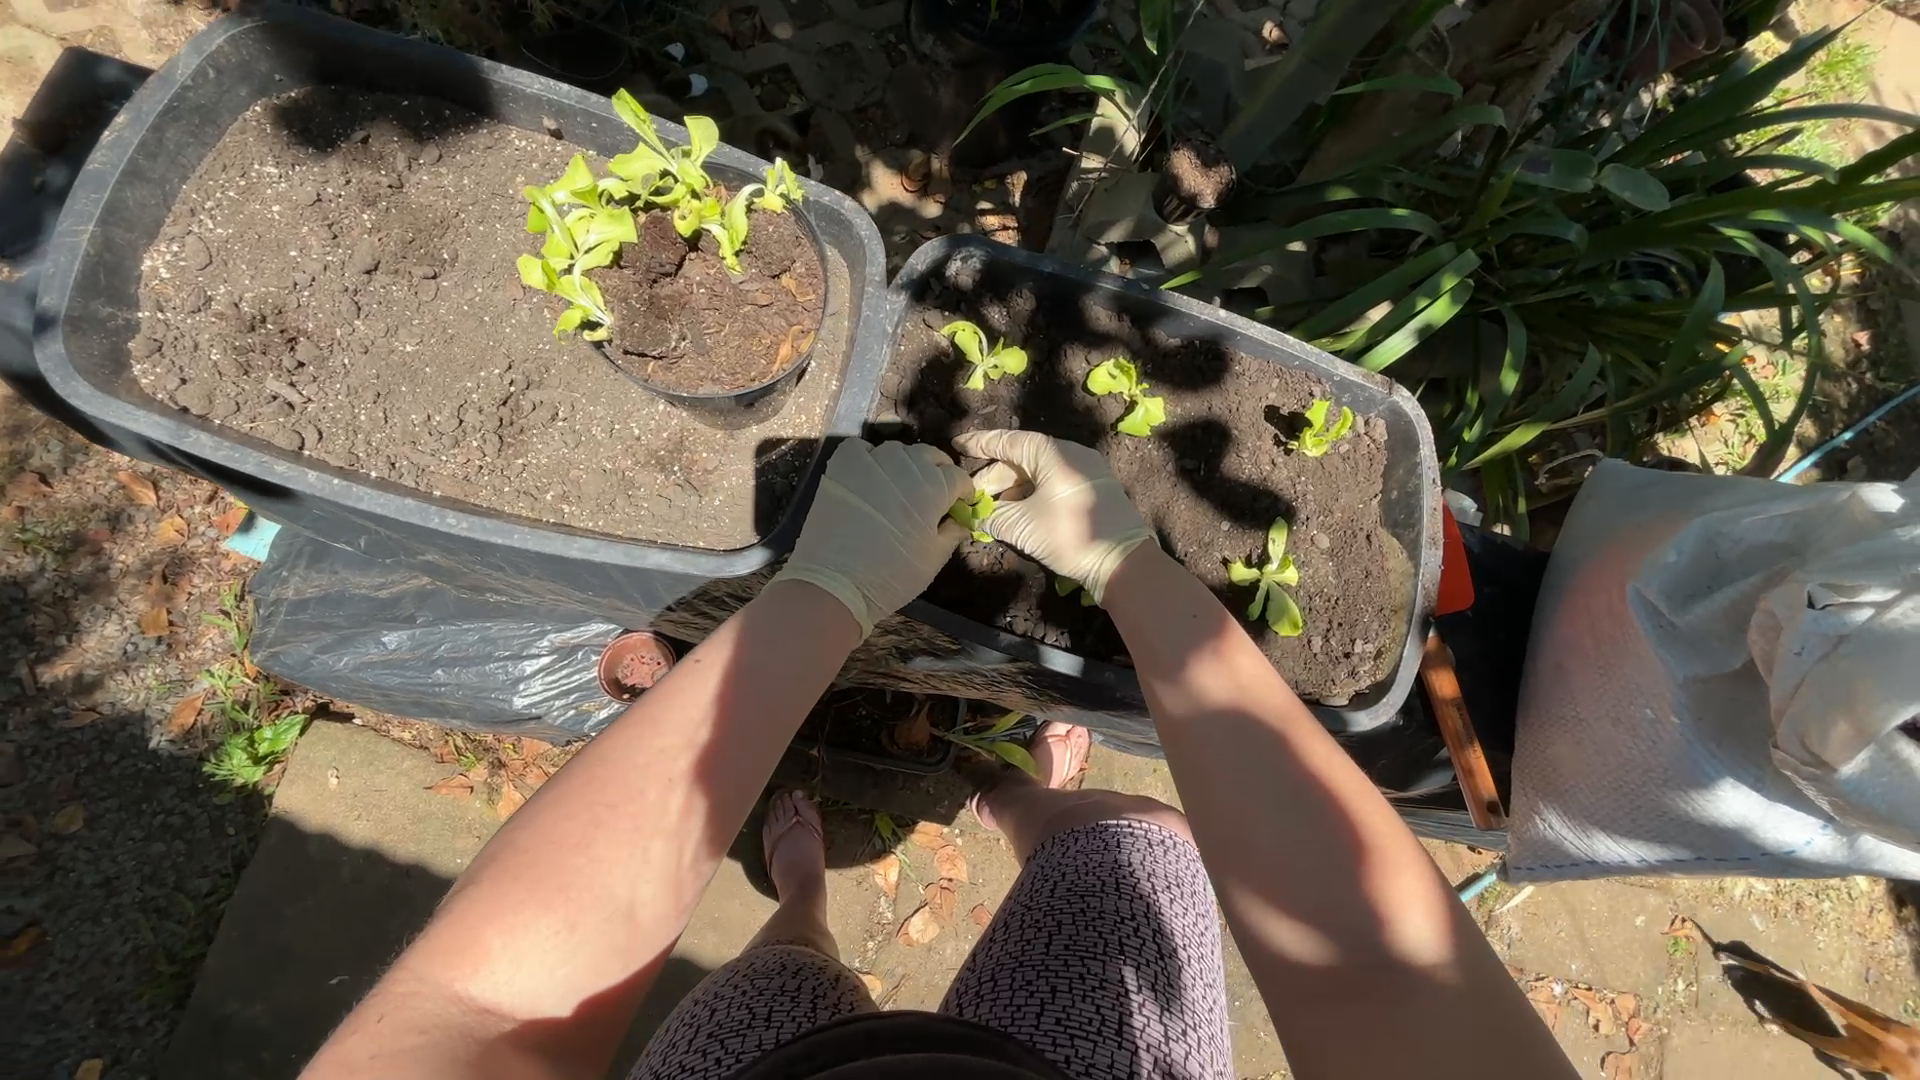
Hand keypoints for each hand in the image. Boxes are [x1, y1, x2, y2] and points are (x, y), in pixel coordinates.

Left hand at [771, 438, 971, 637]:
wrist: (835, 583)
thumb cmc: (892, 576)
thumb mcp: (934, 559)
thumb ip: (953, 532)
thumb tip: (961, 520)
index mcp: (934, 488)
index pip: (958, 477)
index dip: (962, 491)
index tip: (958, 505)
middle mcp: (906, 466)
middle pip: (930, 455)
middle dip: (937, 471)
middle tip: (932, 494)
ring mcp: (873, 462)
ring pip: (897, 450)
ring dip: (904, 464)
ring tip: (899, 486)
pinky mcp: (842, 465)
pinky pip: (861, 448)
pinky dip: (868, 457)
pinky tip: (869, 475)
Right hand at [951, 429, 1154, 603]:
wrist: (1123, 562)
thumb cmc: (1069, 534)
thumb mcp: (1022, 525)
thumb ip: (992, 516)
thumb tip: (973, 517)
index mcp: (1052, 452)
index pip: (1008, 441)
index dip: (980, 444)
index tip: (957, 445)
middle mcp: (1069, 455)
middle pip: (1021, 460)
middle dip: (993, 478)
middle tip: (969, 495)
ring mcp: (1084, 473)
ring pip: (1037, 475)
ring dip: (1010, 492)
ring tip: (988, 510)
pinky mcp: (1091, 492)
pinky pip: (1052, 486)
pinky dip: (1030, 498)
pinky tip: (1014, 515)